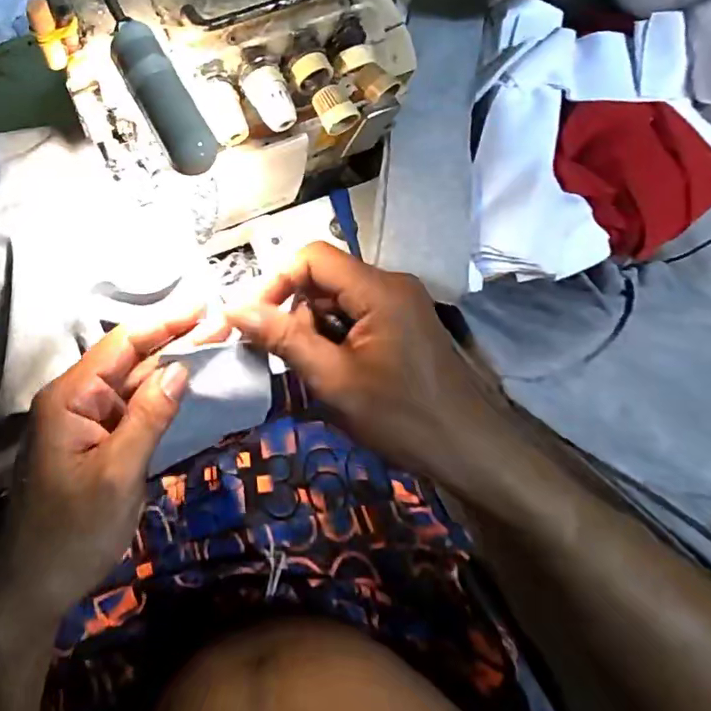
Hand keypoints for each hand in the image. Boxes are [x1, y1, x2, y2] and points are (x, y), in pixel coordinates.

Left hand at [0, 308, 208, 622]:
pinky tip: (185, 391)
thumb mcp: (118, 475)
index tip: (202, 308)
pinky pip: (128, 412)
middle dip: (171, 343)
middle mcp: (73, 400)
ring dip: (167, 370)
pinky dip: (157, 401)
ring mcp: (83, 422)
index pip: (121, 345)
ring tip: (211, 350)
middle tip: (219, 327)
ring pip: (130, 386)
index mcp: (69, 397)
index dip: (163, 324)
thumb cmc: (72, 532)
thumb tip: (180, 369)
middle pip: (127, 361)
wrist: (33, 586)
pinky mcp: (93, 444)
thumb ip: (148, 418)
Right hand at [224, 243, 542, 505]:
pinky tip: (338, 375)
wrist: (476, 453)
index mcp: (378, 289)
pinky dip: (335, 339)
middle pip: (323, 279)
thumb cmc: (404, 418)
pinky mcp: (405, 325)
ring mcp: (401, 305)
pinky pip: (356, 317)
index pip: (311, 257)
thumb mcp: (335, 380)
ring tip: (315, 374)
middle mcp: (391, 285)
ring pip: (336, 300)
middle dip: (294, 313)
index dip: (275, 282)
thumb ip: (284, 339)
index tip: (255, 322)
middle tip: (283, 358)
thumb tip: (234, 309)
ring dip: (314, 330)